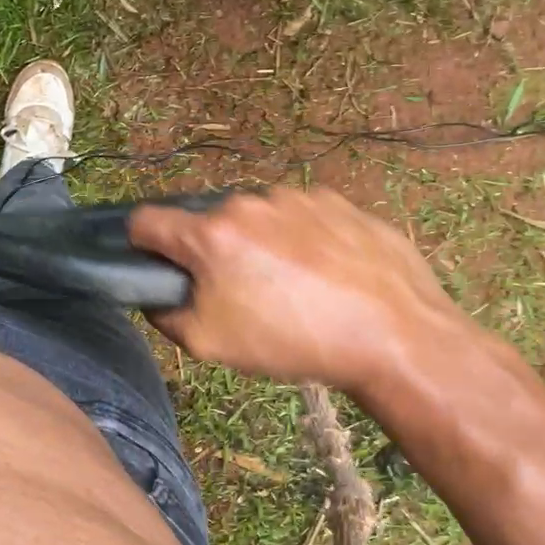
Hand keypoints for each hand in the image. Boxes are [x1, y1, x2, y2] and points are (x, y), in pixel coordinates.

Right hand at [129, 187, 472, 393]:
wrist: (402, 341)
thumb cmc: (294, 342)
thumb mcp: (208, 344)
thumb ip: (164, 315)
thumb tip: (157, 298)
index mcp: (208, 234)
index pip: (144, 221)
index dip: (141, 244)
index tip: (160, 268)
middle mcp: (246, 205)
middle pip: (204, 221)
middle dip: (210, 249)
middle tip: (236, 289)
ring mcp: (297, 199)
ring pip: (254, 217)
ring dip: (256, 241)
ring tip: (289, 283)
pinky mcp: (341, 204)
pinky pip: (300, 216)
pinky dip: (300, 238)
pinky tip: (324, 274)